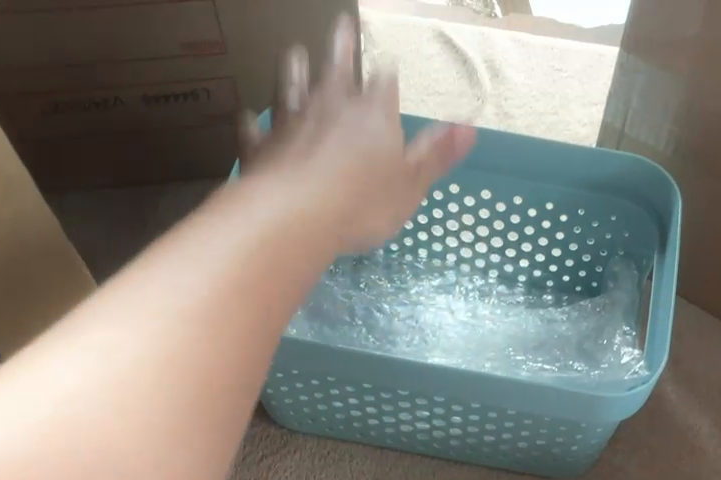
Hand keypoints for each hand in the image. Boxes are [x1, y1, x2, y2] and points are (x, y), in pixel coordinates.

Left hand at [238, 15, 475, 254]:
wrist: (296, 216)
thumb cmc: (363, 204)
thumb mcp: (412, 184)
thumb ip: (436, 154)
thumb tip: (469, 127)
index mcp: (373, 113)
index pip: (384, 82)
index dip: (387, 74)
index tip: (388, 64)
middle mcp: (331, 105)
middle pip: (337, 67)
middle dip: (342, 47)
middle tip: (341, 23)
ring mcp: (292, 122)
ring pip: (292, 86)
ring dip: (294, 71)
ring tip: (295, 53)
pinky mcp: (262, 147)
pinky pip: (257, 131)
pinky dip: (255, 124)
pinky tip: (250, 117)